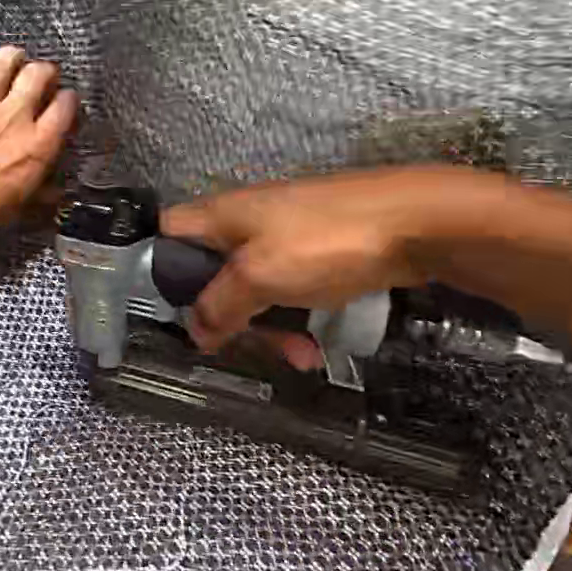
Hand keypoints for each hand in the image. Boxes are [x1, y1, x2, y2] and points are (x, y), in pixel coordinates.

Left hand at [0, 46, 77, 247]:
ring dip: (12, 57)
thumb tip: (57, 190)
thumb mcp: (28, 204)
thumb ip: (47, 189)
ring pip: (3, 60)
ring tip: (15, 60)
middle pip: (39, 72)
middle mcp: (14, 116)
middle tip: (43, 77)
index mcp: (39, 143)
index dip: (69, 99)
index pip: (66, 104)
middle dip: (46, 71)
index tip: (65, 103)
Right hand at [160, 166, 502, 355]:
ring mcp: (282, 239)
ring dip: (266, 328)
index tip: (171, 312)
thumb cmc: (325, 243)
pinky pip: (288, 292)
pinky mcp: (314, 255)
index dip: (156, 272)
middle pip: (209, 274)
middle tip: (242, 346)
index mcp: (220, 216)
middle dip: (223, 316)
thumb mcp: (259, 275)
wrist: (414, 223)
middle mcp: (244, 224)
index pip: (165, 236)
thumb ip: (218, 305)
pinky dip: (295, 319)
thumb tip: (196, 332)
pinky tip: (315, 345)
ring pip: (251, 291)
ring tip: (297, 354)